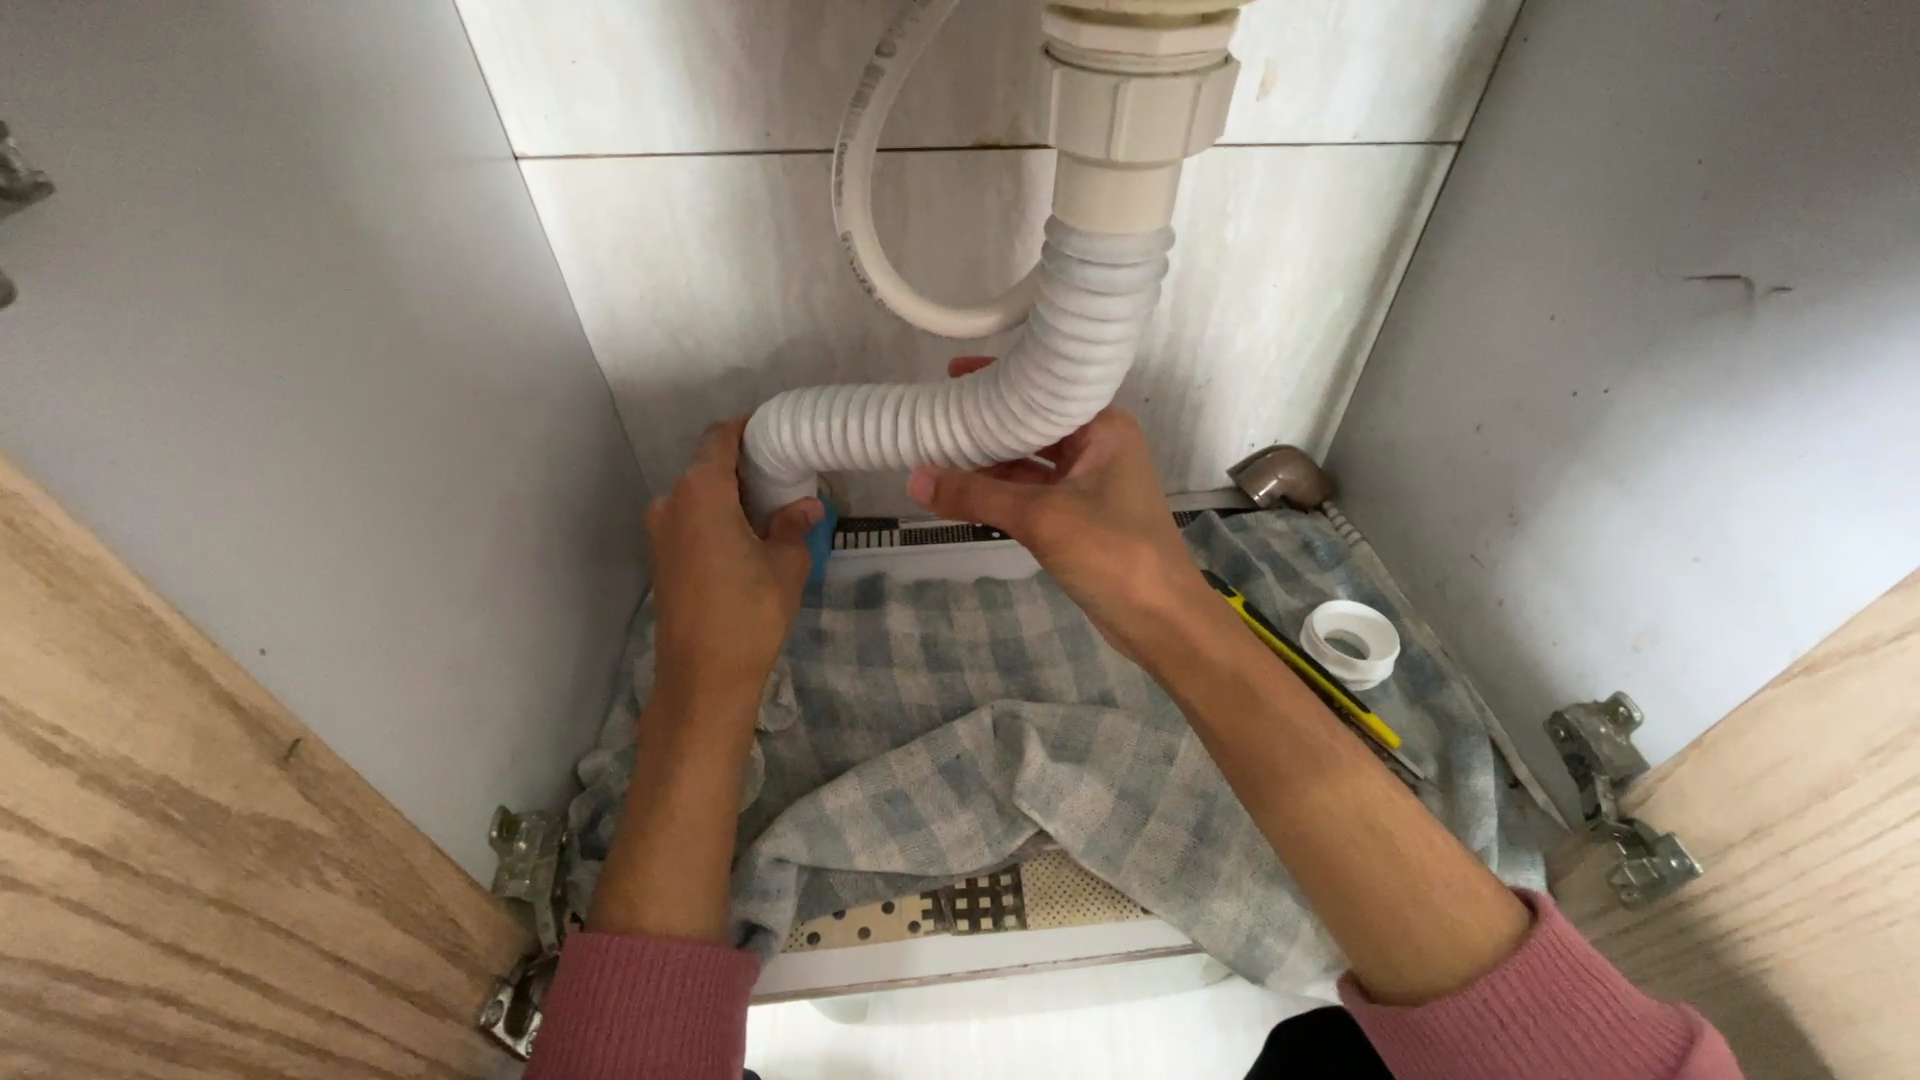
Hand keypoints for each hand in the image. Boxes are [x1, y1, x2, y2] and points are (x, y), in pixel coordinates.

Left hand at [648, 416, 823, 716]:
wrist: (704, 677)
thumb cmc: (750, 612)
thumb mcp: (787, 565)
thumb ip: (793, 526)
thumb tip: (806, 506)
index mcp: (701, 492)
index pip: (720, 437)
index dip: (747, 429)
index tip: (776, 432)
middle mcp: (672, 503)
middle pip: (708, 466)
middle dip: (745, 467)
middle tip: (785, 477)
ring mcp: (661, 532)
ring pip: (699, 496)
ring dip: (731, 496)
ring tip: (772, 512)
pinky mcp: (661, 559)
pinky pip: (691, 521)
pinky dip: (717, 518)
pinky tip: (748, 538)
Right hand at [906, 357, 1212, 663]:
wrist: (1161, 620)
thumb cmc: (1112, 552)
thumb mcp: (1041, 517)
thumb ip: (977, 495)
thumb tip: (915, 479)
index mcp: (1103, 429)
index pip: (1043, 391)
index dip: (997, 381)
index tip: (950, 375)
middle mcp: (1098, 449)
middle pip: (1033, 426)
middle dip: (986, 425)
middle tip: (934, 414)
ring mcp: (1088, 486)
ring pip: (1029, 465)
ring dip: (989, 463)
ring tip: (936, 451)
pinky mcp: (1078, 519)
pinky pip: (1031, 495)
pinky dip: (1000, 494)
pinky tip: (962, 491)